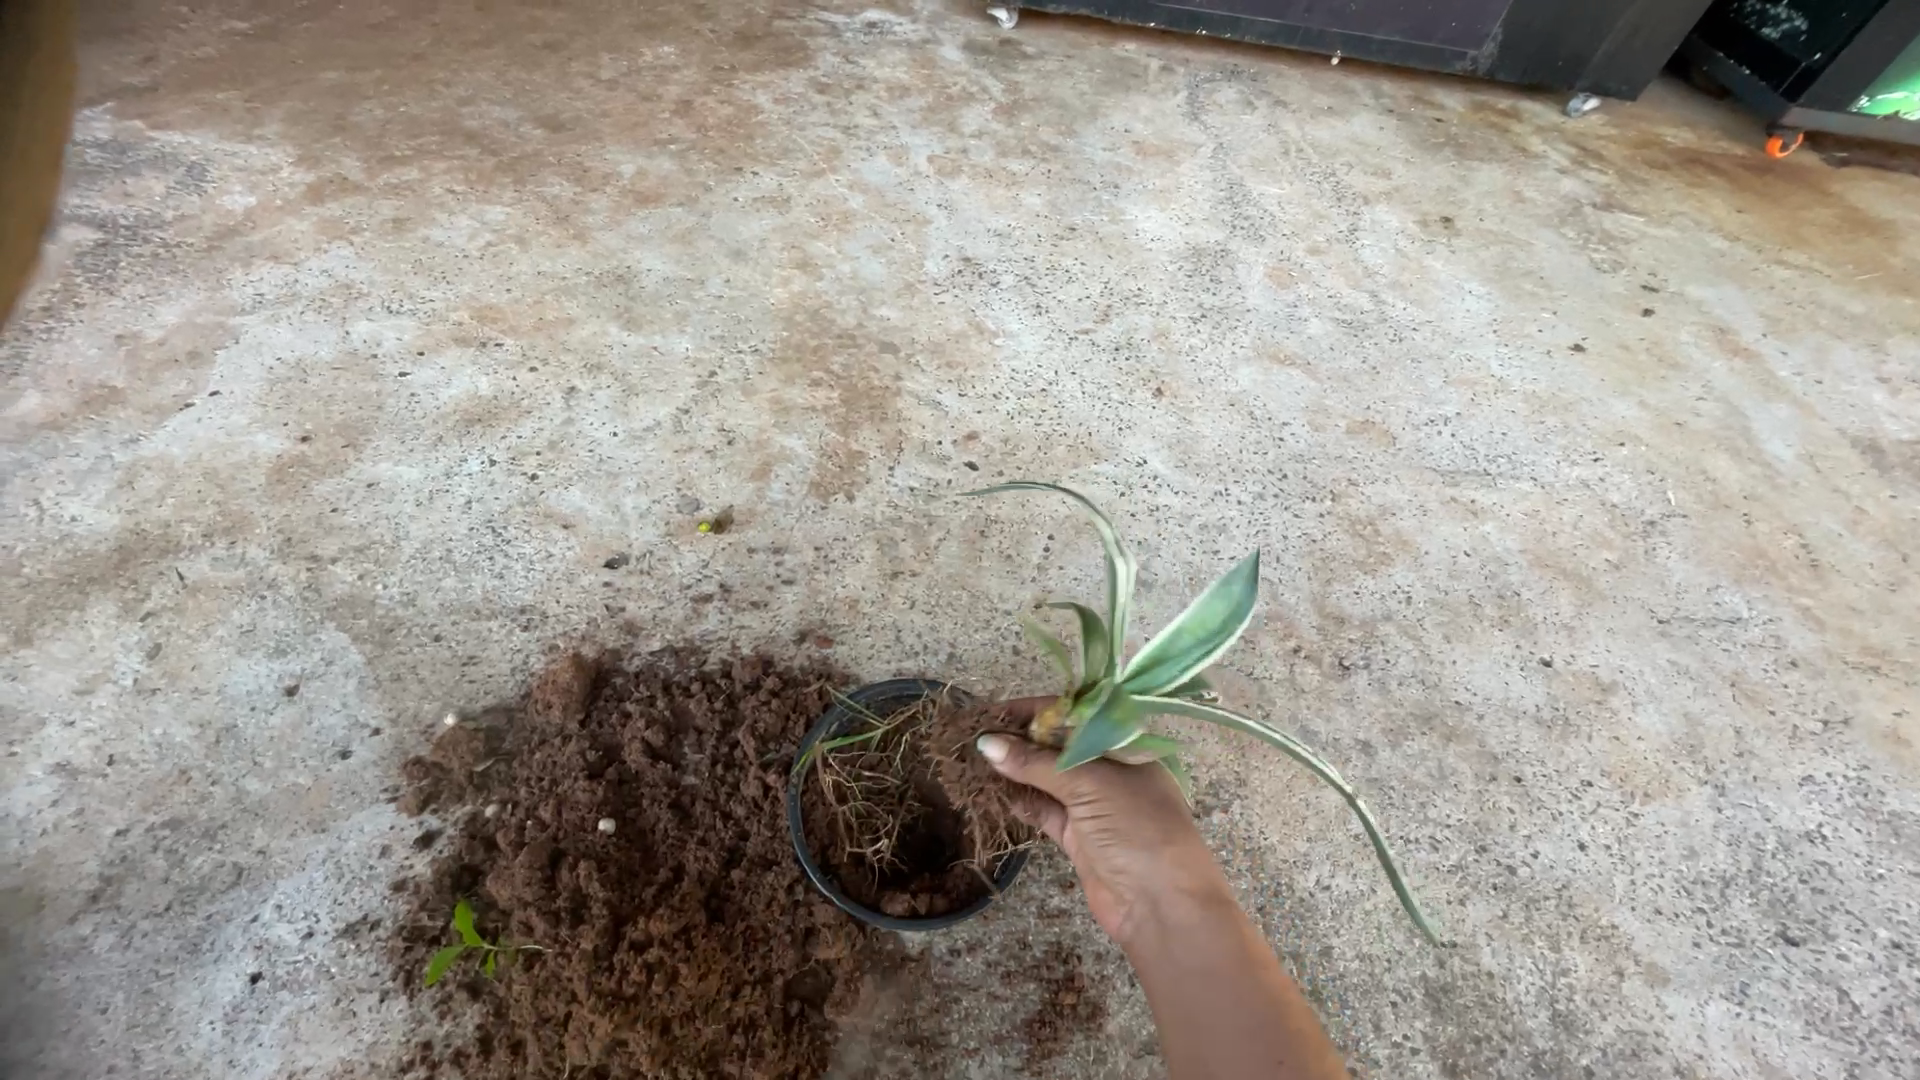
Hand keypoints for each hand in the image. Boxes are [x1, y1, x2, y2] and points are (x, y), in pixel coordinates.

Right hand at [976, 731, 1232, 947]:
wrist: (1164, 907)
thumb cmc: (1138, 829)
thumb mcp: (1090, 785)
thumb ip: (1037, 763)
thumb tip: (987, 744)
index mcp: (1123, 746)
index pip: (1073, 715)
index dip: (1033, 711)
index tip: (992, 712)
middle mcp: (1109, 769)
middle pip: (1057, 746)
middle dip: (1019, 740)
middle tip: (975, 734)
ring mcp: (1093, 804)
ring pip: (1046, 778)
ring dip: (1015, 770)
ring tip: (975, 759)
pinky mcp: (1078, 836)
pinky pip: (1043, 810)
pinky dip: (1021, 800)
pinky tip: (994, 790)